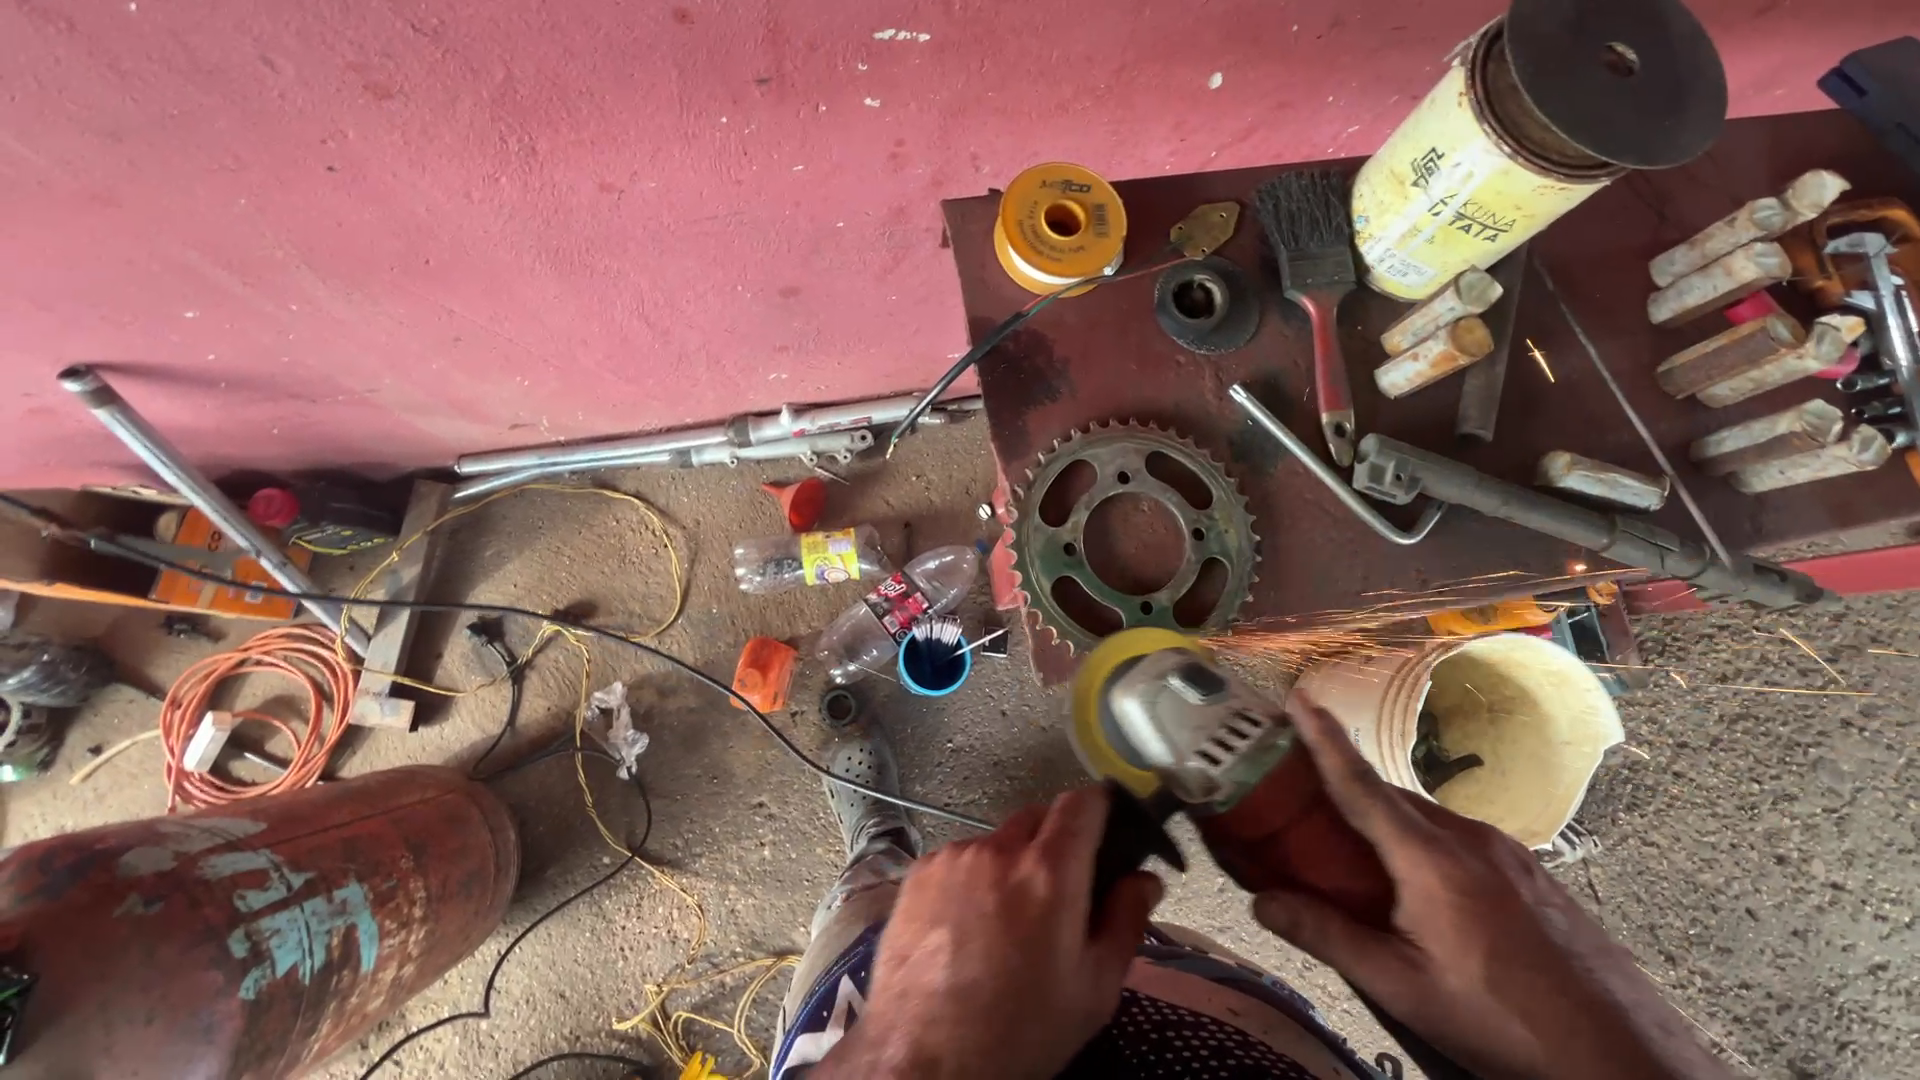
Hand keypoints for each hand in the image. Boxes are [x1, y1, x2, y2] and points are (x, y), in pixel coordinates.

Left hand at [815, 787, 1162, 1079]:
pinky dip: (971, 879)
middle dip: (1054, 843)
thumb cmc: (1019, 1030)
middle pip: (1038, 817)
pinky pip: (960, 859)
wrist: (923, 1057)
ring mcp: (954, 857)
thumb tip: (1145, 879)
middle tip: (1056, 894)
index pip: (1082, 803)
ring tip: (1004, 921)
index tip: (1105, 826)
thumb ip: (1126, 921)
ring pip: (997, 841)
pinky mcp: (920, 871)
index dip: (1099, 807)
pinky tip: (966, 927)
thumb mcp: (1093, 989)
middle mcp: (999, 850)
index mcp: (1049, 872)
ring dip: (1009, 864)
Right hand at [1251, 696, 1733, 1079]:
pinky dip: (1415, 842)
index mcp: (1430, 858)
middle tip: (1297, 798)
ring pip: (1420, 818)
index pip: (1361, 783)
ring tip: (1350, 854)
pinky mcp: (1526, 871)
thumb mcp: (1402, 987)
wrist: (1623, 1058)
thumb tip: (1260, 901)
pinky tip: (1414, 886)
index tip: (1298, 696)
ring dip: (1378, 822)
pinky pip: (1452, 837)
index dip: (1323, 738)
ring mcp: (1504, 851)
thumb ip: (1328, 936)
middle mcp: (1467, 838)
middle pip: (1386, 796)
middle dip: (1339, 788)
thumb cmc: (1503, 1020)